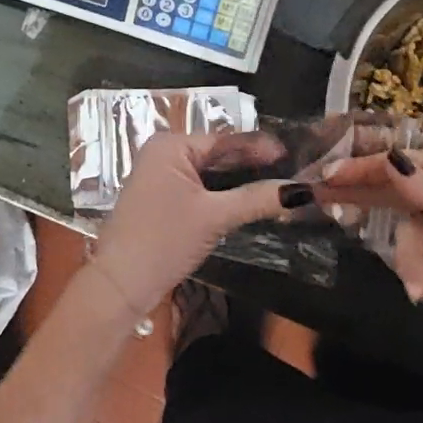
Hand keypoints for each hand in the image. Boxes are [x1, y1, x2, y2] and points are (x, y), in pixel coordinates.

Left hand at [90, 133, 298, 315]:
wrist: (121, 282)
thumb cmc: (165, 240)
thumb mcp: (214, 216)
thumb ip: (256, 199)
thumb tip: (301, 190)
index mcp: (170, 145)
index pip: (224, 140)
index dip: (259, 147)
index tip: (292, 154)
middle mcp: (162, 153)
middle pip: (216, 154)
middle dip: (251, 165)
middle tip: (291, 171)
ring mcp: (159, 176)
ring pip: (208, 173)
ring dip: (238, 182)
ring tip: (277, 184)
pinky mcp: (161, 198)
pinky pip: (198, 188)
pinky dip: (221, 194)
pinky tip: (247, 201)